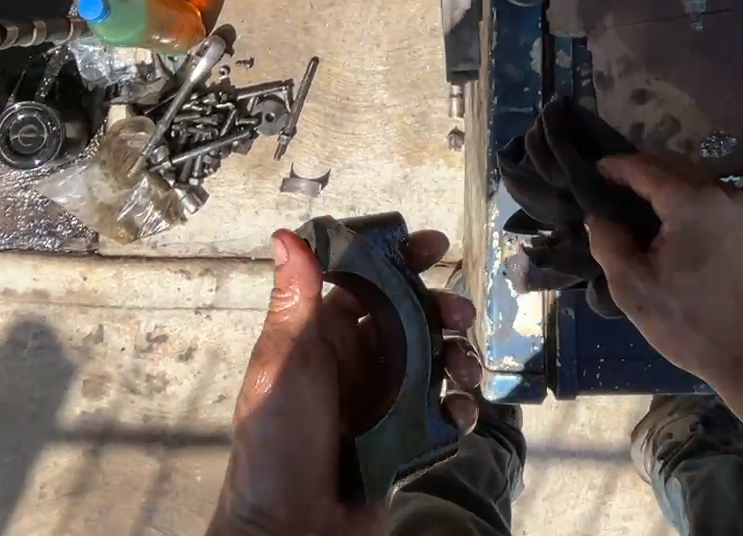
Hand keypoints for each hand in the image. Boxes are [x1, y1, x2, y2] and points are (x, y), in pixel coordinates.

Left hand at [209, 228, 482, 535]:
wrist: (291, 530)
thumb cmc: (277, 440)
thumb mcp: (283, 363)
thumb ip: (294, 300)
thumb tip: (287, 235)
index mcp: (330, 330)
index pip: (371, 278)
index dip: (402, 257)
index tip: (434, 245)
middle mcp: (365, 354)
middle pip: (415, 313)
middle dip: (444, 305)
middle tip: (461, 312)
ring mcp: (390, 394)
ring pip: (439, 356)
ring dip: (460, 353)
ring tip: (466, 370)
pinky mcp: (410, 434)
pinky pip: (446, 408)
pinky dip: (461, 406)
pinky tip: (459, 414)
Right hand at [586, 154, 742, 393]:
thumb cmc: (693, 324)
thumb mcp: (634, 289)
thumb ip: (608, 243)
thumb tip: (598, 217)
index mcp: (690, 201)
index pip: (643, 167)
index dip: (615, 166)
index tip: (594, 170)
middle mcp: (720, 192)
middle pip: (671, 164)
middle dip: (639, 169)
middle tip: (612, 186)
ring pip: (694, 178)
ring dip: (665, 183)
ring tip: (640, 204)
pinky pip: (712, 197)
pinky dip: (688, 197)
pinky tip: (674, 222)